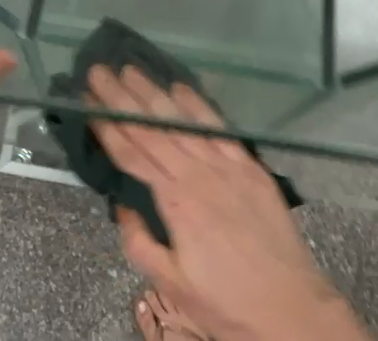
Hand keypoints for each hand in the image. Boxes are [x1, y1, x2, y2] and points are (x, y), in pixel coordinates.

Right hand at [87, 66, 372, 340]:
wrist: (291, 307)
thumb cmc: (227, 302)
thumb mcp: (172, 286)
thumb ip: (140, 244)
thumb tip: (123, 207)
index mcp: (177, 203)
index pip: (132, 155)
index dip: (106, 127)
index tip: (87, 103)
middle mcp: (200, 175)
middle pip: (152, 129)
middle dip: (121, 99)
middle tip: (98, 72)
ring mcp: (228, 166)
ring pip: (183, 122)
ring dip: (154, 94)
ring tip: (130, 71)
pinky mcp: (250, 167)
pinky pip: (220, 129)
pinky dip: (199, 106)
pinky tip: (181, 88)